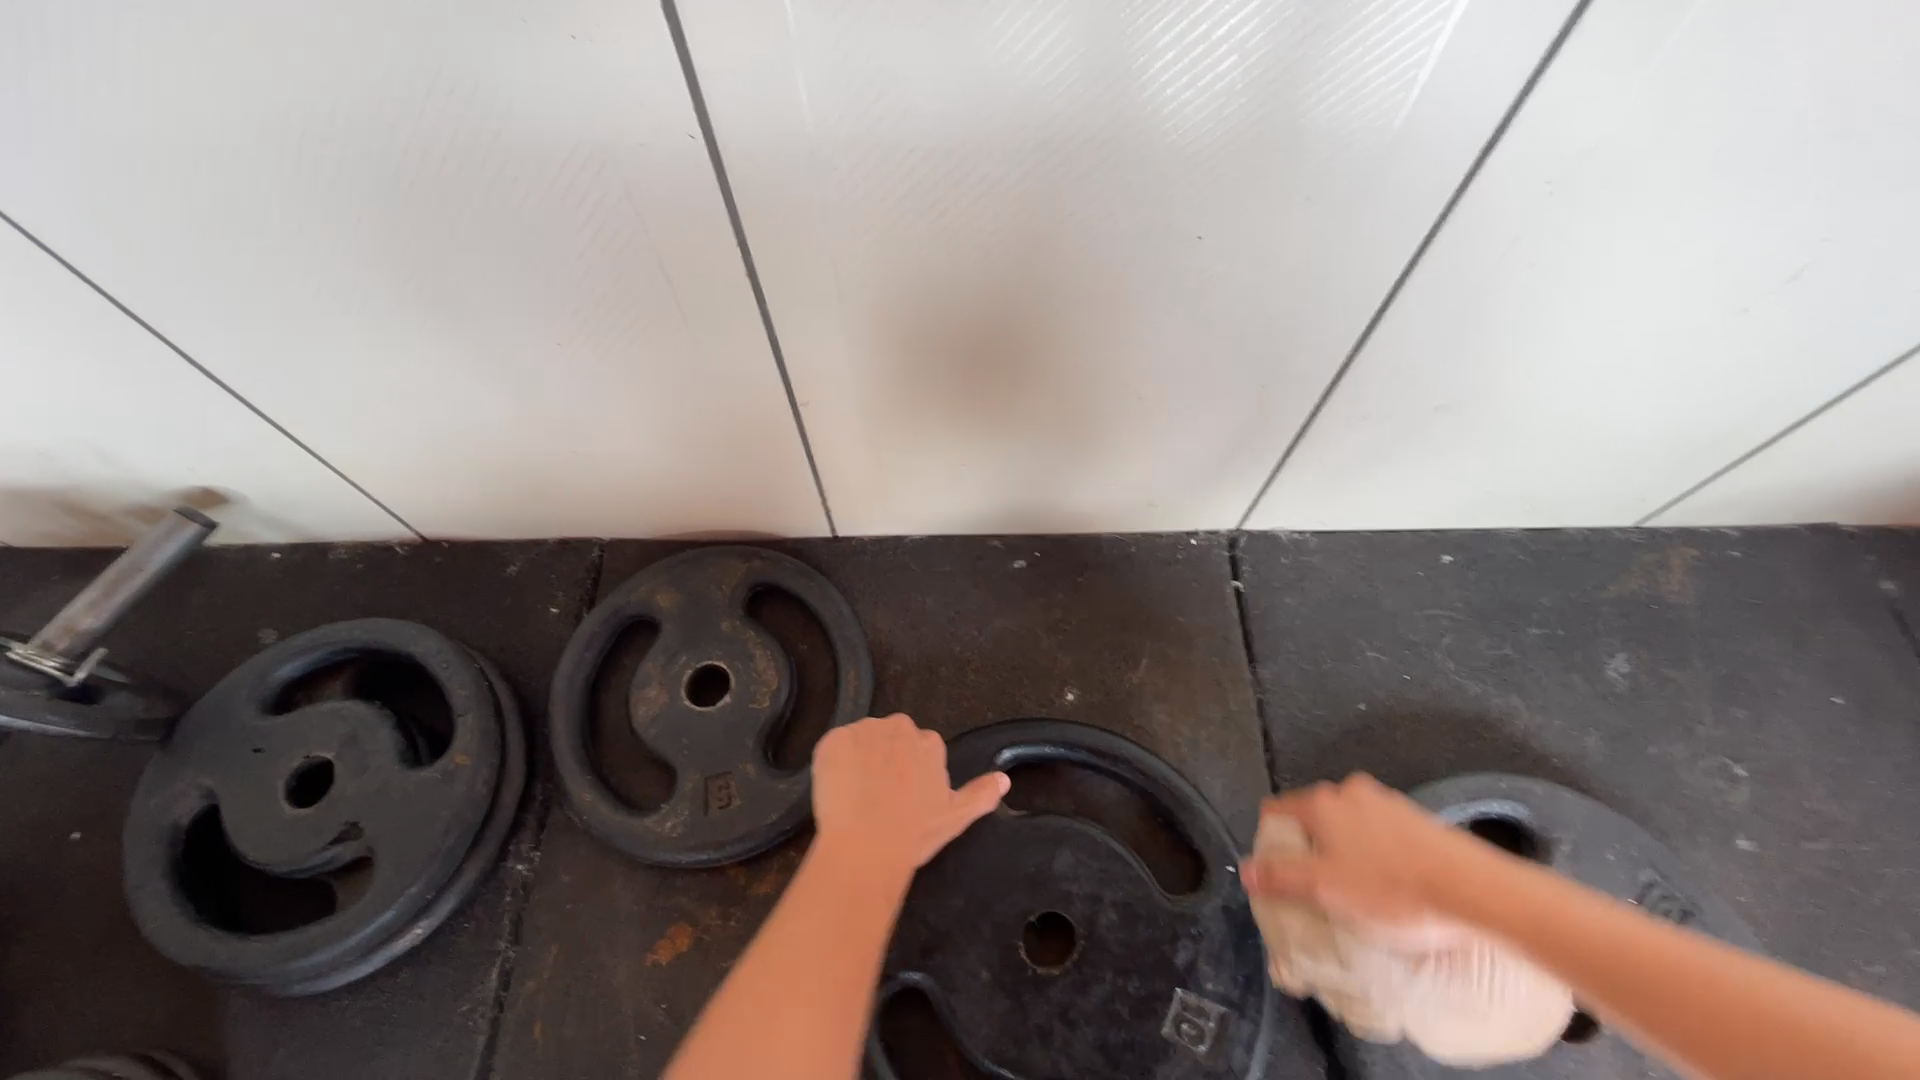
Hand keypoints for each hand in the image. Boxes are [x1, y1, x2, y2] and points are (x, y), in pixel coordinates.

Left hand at [811, 713, 1008, 876]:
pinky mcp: (832, 740)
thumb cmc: (913, 834)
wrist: (864, 846)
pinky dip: (834, 762)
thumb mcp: (955, 817)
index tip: (904, 796)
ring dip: (861, 759)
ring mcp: (862, 731)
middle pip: (891, 738)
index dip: (910, 773)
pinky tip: (837, 790)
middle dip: (886, 759)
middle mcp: (898, 727)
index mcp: (929, 743)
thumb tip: (1004, 779)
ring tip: (857, 796)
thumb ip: (981, 794)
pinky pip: (834, 745)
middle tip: (880, 795)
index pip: (919, 748)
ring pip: (862, 740)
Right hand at [1241, 773, 1494, 930]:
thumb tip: (1246, 869)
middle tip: (1319, 886)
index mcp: (1322, 802)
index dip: (1270, 840)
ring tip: (1358, 891)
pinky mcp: (1419, 818)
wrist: (1476, 891)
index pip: (1276, 810)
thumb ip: (1279, 876)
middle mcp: (1350, 792)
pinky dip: (1377, 854)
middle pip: (1313, 816)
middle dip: (1310, 847)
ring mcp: (1387, 802)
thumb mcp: (1325, 889)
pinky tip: (1392, 885)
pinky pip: (1381, 833)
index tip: (1280, 871)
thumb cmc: (1391, 889)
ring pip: (1349, 824)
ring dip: (1346, 850)